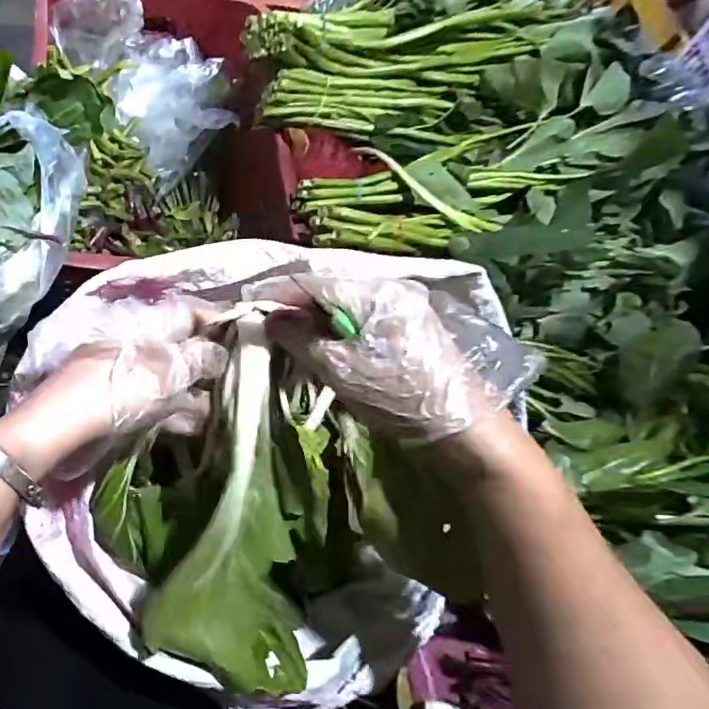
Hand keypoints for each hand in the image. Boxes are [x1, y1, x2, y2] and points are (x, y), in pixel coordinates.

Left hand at [5, 294, 227, 477]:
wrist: (59, 432)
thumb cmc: (115, 391)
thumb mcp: (163, 370)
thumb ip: (197, 357)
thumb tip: (220, 351)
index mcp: (144, 327)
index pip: (187, 312)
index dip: (215, 320)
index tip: (244, 334)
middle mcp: (137, 349)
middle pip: (181, 349)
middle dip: (211, 363)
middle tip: (242, 378)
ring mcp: (128, 380)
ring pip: (172, 382)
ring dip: (198, 393)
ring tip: (228, 407)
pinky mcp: (121, 410)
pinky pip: (157, 408)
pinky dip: (179, 415)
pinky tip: (200, 426)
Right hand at [257, 275, 526, 444]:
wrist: (461, 429)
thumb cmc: (397, 396)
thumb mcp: (339, 369)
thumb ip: (300, 338)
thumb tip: (270, 317)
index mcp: (375, 292)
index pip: (313, 280)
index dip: (277, 292)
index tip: (248, 305)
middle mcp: (390, 288)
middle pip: (327, 287)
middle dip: (292, 304)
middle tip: (264, 324)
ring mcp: (402, 305)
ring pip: (342, 302)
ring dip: (312, 317)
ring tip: (287, 338)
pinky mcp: (406, 326)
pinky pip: (359, 315)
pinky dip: (333, 327)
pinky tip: (321, 344)